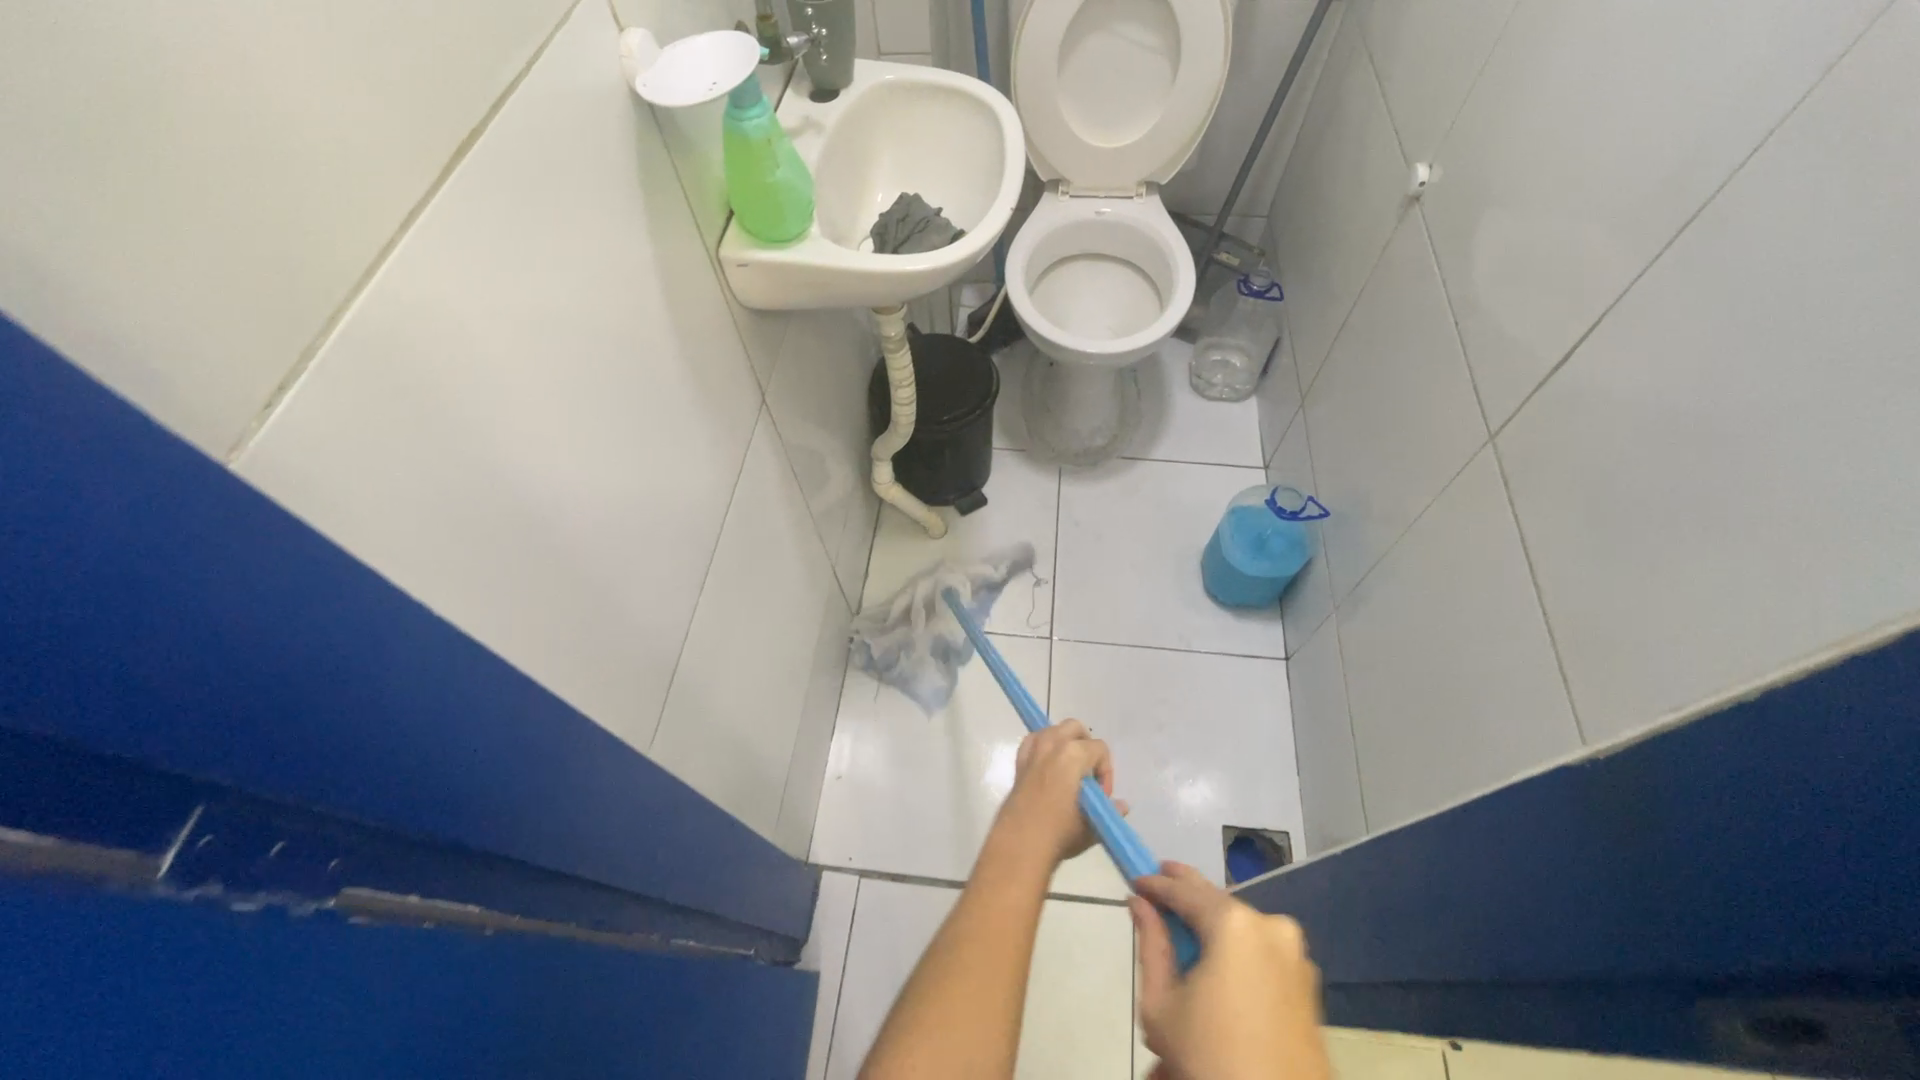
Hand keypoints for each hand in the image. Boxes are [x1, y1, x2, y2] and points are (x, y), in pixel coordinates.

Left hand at [987, 720, 1125, 867]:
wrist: (1020, 844)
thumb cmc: (1061, 832)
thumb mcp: (1093, 824)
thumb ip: (1110, 810)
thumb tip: (1121, 805)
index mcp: (1074, 754)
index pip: (1100, 748)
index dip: (1105, 771)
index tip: (1101, 796)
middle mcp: (1052, 744)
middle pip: (1075, 729)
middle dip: (1086, 747)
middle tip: (1087, 776)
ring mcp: (1033, 751)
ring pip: (1052, 731)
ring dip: (1064, 743)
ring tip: (1069, 771)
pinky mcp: (1019, 763)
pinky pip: (1033, 742)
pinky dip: (1042, 748)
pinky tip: (1047, 769)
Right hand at [1132, 863, 1329, 1079]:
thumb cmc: (1209, 1060)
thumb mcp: (1162, 1004)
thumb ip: (1152, 944)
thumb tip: (1140, 905)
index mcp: (1235, 925)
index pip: (1185, 892)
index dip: (1157, 885)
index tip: (1135, 880)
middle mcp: (1272, 927)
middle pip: (1219, 901)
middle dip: (1188, 891)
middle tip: (1161, 876)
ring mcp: (1296, 955)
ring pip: (1243, 925)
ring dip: (1213, 921)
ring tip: (1185, 921)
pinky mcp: (1308, 983)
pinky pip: (1262, 950)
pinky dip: (1236, 947)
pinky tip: (1217, 957)